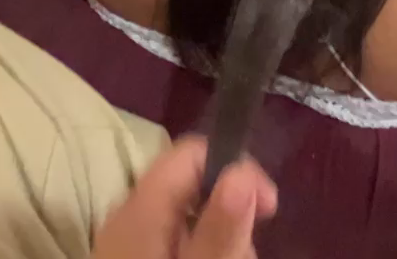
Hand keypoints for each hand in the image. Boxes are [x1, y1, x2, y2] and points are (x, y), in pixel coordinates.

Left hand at [92, 136, 278, 258]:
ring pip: (189, 215)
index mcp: (139, 204)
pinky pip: (175, 237)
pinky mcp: (132, 253)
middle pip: (194, 183)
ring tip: (234, 258)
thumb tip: (243, 171)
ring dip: (220, 234)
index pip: (192, 149)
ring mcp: (128, 237)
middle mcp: (129, 210)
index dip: (236, 165)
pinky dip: (201, 246)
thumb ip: (219, 228)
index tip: (269, 205)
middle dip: (232, 211)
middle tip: (249, 250)